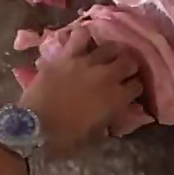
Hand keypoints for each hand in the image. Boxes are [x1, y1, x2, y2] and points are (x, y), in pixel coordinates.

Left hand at [17, 38, 142, 156]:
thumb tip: (114, 112)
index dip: (135, 87)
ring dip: (111, 51)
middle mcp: (107, 76)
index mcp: (117, 98)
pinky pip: (79, 35)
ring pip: (109, 46)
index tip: (130, 89)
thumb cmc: (67, 138)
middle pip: (129, 61)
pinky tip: (83, 41)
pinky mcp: (66, 55)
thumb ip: (109, 120)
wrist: (35, 127)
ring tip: (107, 55)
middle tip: (124, 69)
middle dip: (129, 65)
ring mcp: (86, 62)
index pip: (137, 86)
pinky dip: (83, 36)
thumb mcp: (96, 136)